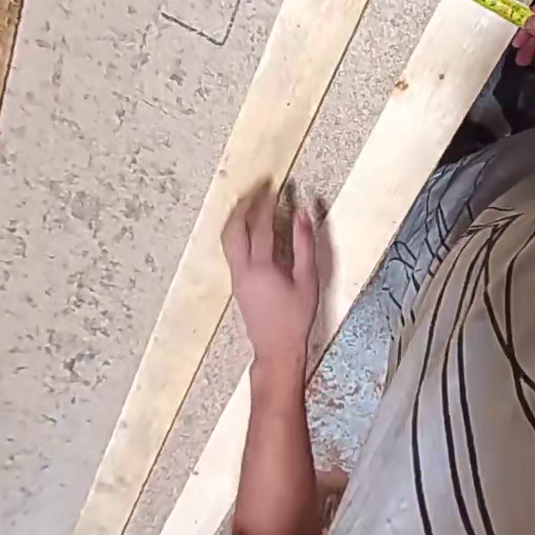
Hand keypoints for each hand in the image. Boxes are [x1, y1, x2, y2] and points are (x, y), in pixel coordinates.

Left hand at [221, 185, 317, 377]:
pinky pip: (230, 247)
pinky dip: (236, 229)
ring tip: (249, 200)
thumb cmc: (295, 317)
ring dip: (236, 216)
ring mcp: (236, 275)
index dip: (266, 203)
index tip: (273, 187)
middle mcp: (243, 269)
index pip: (259, 226)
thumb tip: (302, 215)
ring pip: (227, 237)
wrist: (276, 347)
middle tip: (257, 188)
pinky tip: (246, 225)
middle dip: (243, 204)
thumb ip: (304, 245)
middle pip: (233, 227)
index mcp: (262, 267)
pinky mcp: (236, 281)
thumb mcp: (308, 280)